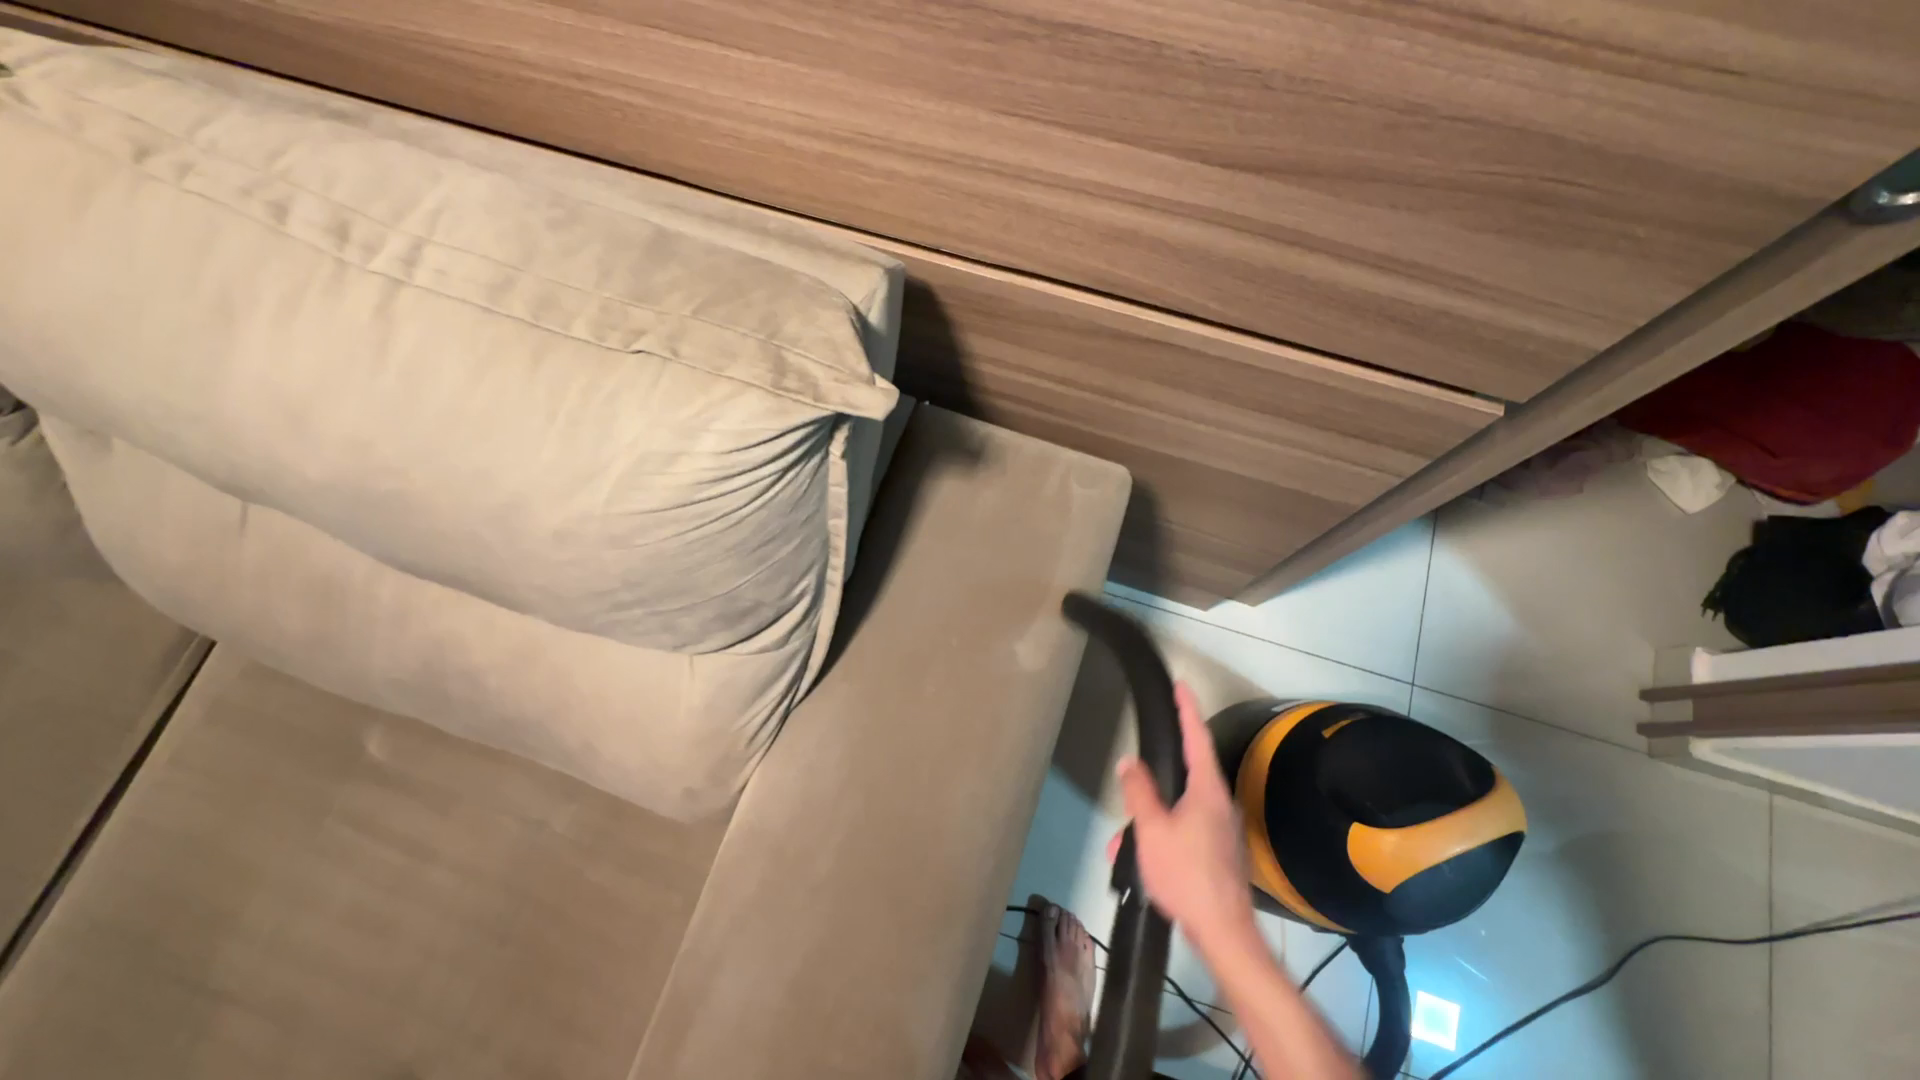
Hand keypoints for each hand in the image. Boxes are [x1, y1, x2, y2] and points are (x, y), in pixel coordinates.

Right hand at [1109, 682, 1255, 950]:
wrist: (1223, 931)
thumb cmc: (1186, 873)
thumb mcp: (1151, 830)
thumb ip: (1139, 792)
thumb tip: (1130, 763)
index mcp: (1208, 790)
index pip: (1197, 737)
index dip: (1187, 710)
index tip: (1182, 686)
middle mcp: (1220, 803)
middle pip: (1183, 779)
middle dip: (1150, 790)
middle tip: (1129, 800)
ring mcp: (1222, 830)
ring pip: (1178, 812)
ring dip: (1149, 824)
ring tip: (1123, 847)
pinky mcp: (1219, 853)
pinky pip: (1184, 833)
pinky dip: (1161, 840)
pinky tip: (1142, 862)